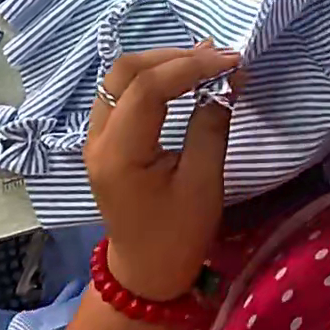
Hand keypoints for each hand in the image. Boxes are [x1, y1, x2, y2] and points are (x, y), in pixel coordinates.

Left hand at [84, 43, 242, 301]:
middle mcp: (98, 138)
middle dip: (174, 56)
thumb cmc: (178, 234)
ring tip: (206, 60)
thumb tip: (228, 81)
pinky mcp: (106, 138)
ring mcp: (96, 136)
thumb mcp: (203, 182)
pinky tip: (183, 76)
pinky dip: (154, 76)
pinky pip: (123, 92)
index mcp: (119, 153)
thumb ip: (211, 126)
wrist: (146, 272)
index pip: (148, 87)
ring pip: (121, 77)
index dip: (191, 66)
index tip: (232, 62)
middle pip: (125, 71)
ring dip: (163, 62)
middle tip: (218, 57)